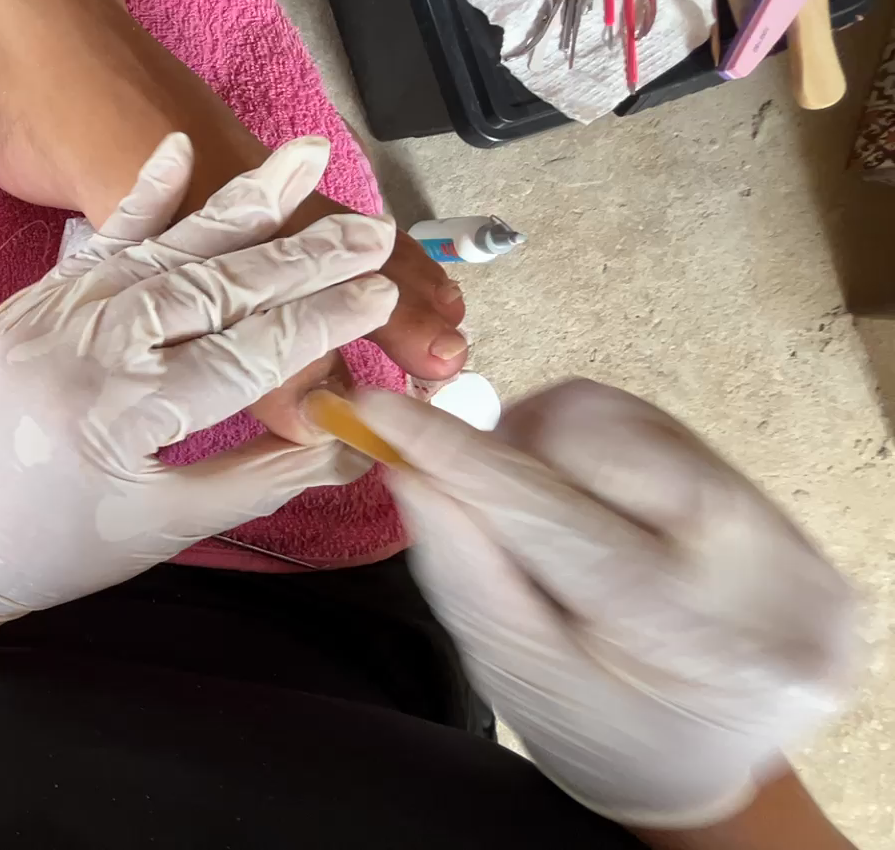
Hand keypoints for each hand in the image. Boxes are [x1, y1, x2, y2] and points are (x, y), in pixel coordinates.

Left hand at [0, 133, 398, 644]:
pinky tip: (175, 150)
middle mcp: (84, 352)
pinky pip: (92, 245)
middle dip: (298, 257)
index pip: (245, 357)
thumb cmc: (59, 546)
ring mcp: (49, 317)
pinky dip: (139, 200)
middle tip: (369, 229)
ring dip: (235, 207)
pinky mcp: (28, 303)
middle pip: (210, 290)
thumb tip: (353, 438)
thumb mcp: (167, 526)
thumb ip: (264, 475)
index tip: (380, 293)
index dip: (319, 324)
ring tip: (301, 160)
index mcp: (121, 419)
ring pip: (159, 253)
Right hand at [355, 381, 860, 828]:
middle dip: (513, 447)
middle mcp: (768, 578)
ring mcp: (791, 538)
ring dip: (545, 443)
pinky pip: (651, 424)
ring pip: (625, 420)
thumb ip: (457, 564)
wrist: (690, 755)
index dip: (450, 451)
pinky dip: (583, 443)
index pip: (546, 514)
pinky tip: (578, 495)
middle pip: (604, 445)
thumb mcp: (504, 662)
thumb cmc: (583, 721)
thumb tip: (407, 468)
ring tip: (533, 502)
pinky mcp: (782, 510)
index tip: (372, 407)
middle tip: (474, 487)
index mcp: (690, 638)